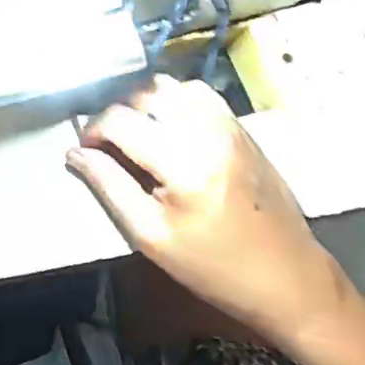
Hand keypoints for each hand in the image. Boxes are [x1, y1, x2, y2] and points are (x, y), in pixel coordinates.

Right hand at [67, 77, 350, 347]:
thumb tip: (76, 153)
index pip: (120, 120)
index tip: (85, 149)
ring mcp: (227, 124)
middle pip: (143, 94)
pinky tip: (169, 126)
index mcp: (183, 164)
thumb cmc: (214, 267)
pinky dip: (174, 100)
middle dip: (116, 113)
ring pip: (170, 87)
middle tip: (109, 143)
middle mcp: (206, 132)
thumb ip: (109, 187)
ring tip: (138, 131)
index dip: (93, 129)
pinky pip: (197, 93)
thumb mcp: (151, 237)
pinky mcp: (240, 126)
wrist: (288, 277)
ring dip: (145, 102)